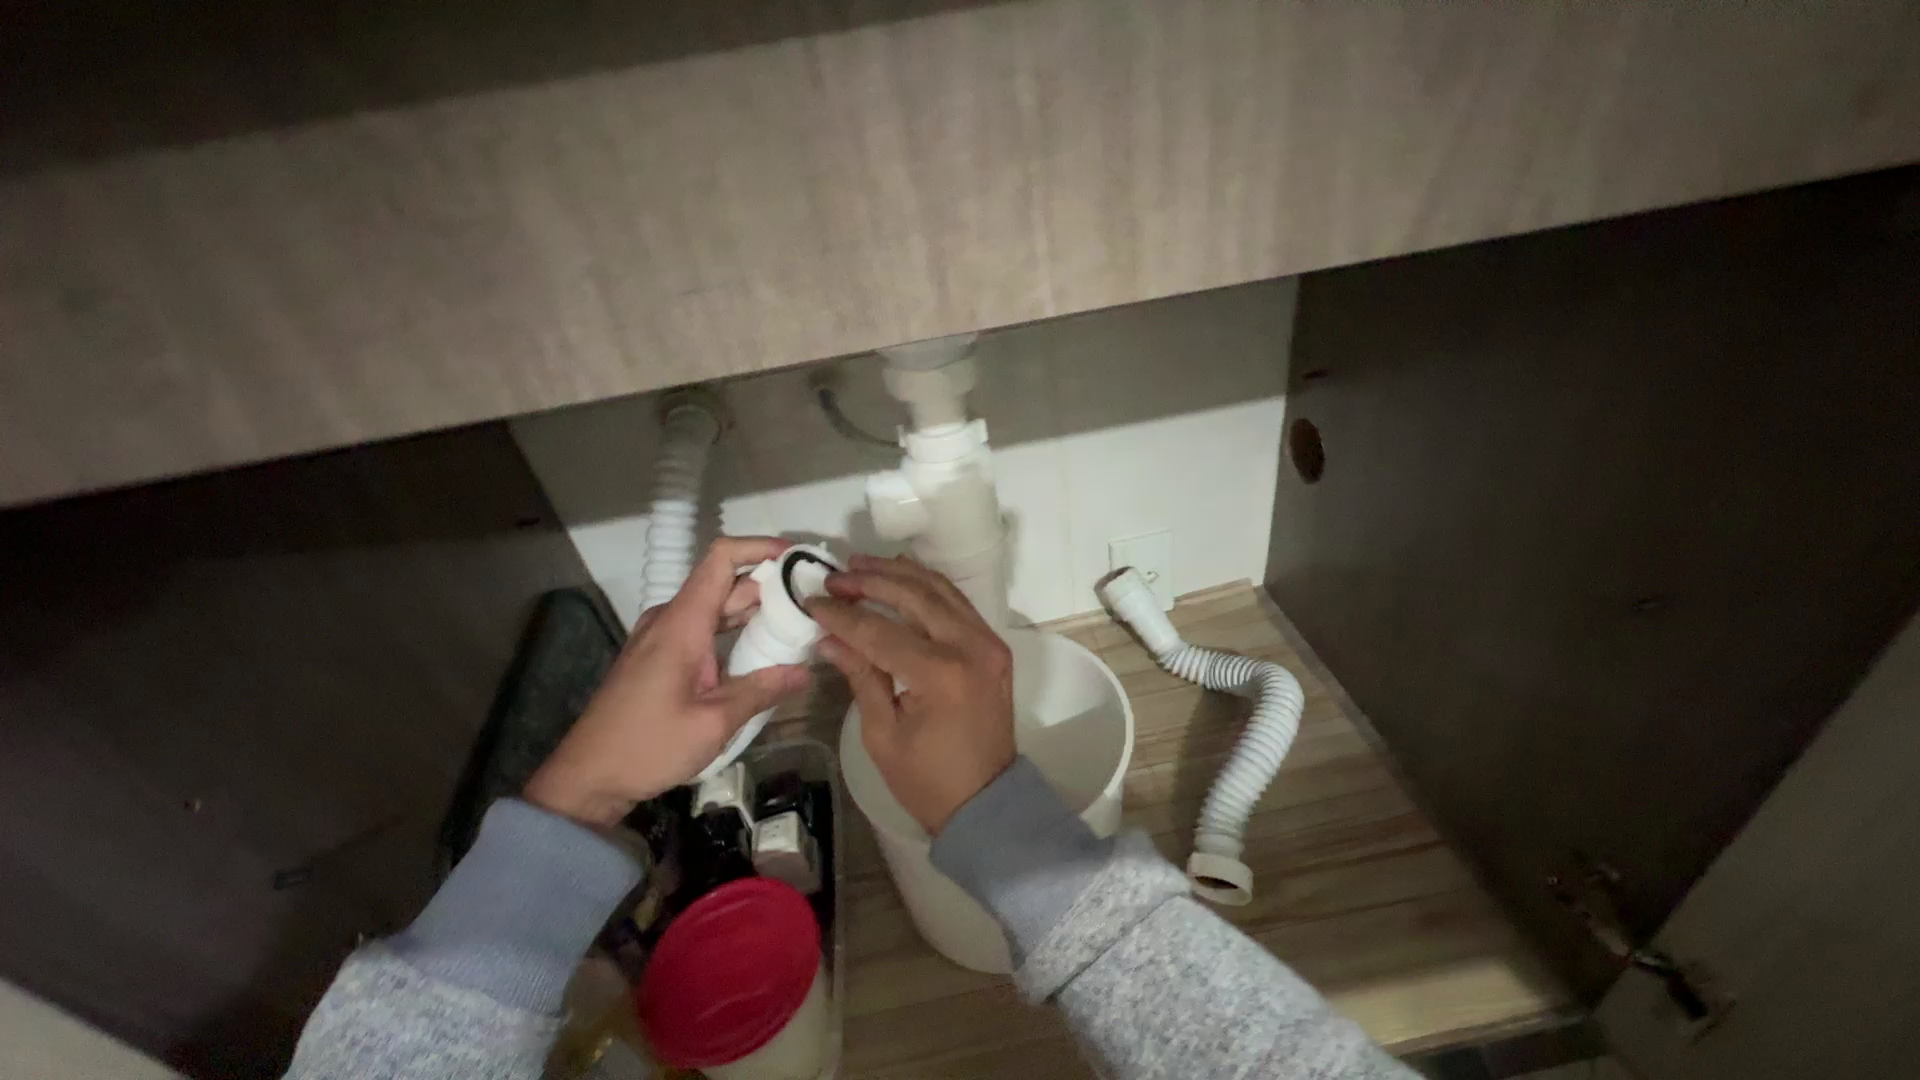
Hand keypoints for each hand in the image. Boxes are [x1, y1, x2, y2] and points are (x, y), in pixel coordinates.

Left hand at [524, 537, 813, 826]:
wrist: (587, 777)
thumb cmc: (648, 747)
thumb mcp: (713, 723)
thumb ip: (761, 690)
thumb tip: (806, 672)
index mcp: (682, 624)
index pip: (721, 559)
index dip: (760, 548)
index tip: (797, 559)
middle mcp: (670, 619)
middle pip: (725, 582)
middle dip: (770, 584)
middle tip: (813, 601)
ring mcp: (661, 636)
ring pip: (716, 606)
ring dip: (755, 609)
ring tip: (797, 622)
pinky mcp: (659, 655)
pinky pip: (704, 627)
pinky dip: (735, 629)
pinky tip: (763, 649)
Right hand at [806, 554, 1014, 834]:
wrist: (987, 802)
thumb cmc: (927, 780)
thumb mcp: (882, 733)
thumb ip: (861, 676)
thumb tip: (829, 637)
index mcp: (942, 675)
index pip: (881, 631)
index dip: (843, 616)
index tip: (812, 603)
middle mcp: (971, 647)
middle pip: (915, 596)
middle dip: (871, 581)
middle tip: (835, 576)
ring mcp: (989, 643)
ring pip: (941, 590)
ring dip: (900, 574)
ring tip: (862, 564)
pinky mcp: (994, 646)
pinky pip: (958, 603)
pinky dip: (928, 586)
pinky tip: (901, 578)